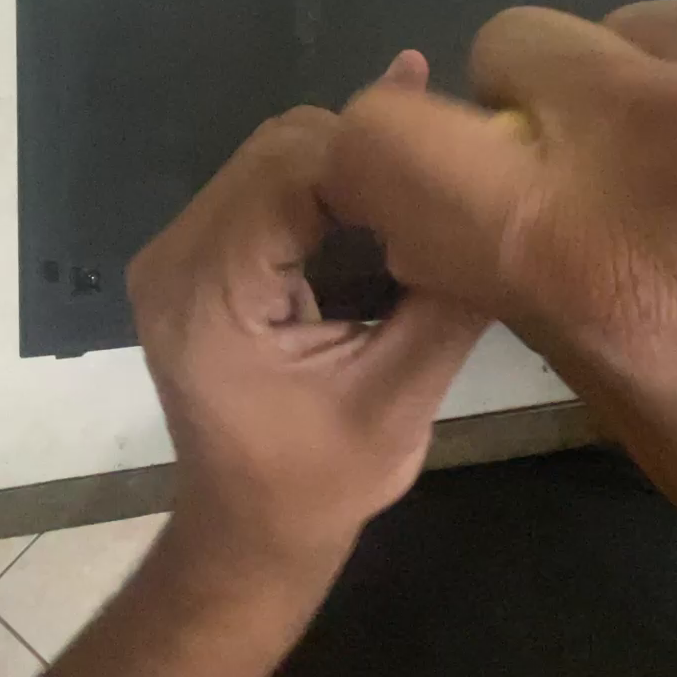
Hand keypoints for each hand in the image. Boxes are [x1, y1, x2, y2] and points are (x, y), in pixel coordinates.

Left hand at [127, 52, 485, 556]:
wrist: (249, 527)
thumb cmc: (320, 483)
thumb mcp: (400, 401)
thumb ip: (448, 303)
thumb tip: (499, 211)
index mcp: (212, 295)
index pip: (291, 174)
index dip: (377, 162)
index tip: (450, 176)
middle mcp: (177, 256)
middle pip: (279, 148)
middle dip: (367, 153)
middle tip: (445, 177)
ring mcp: (181, 250)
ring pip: (274, 153)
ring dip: (351, 159)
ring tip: (422, 178)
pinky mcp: (203, 252)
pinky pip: (267, 181)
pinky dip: (329, 172)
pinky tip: (384, 165)